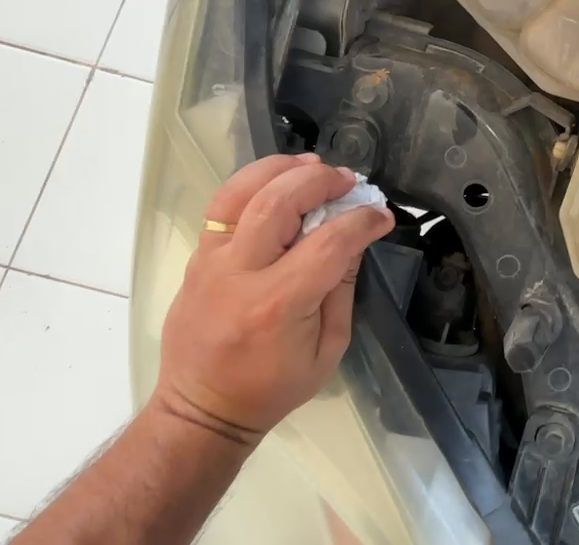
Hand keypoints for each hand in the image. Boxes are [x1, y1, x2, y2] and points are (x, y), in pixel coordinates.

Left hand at [153, 153, 394, 444]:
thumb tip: (357, 236)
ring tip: (312, 164)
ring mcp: (210, 263)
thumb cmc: (272, 388)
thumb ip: (343, 286)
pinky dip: (255, 183)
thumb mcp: (328, 347)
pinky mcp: (196, 258)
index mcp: (278, 305)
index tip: (382, 216)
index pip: (329, 242)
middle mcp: (239, 275)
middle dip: (321, 181)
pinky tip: (281, 179)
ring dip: (281, 168)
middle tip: (349, 181)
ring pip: (240, 192)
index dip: (363, 222)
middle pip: (278, 202)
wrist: (201, 412)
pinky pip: (223, 206)